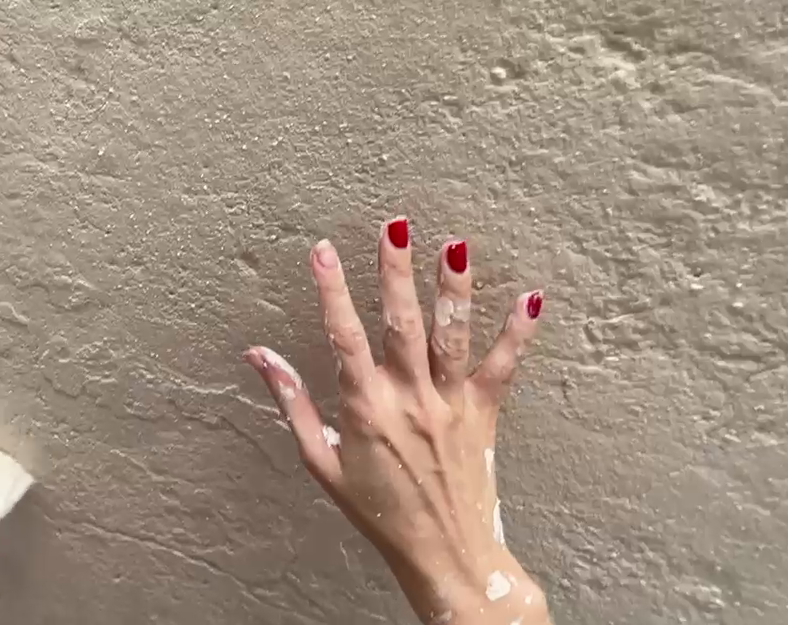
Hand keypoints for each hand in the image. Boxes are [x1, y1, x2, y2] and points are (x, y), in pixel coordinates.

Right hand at [244, 219, 549, 624]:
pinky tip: (529, 299)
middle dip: (396, 271)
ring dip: (453, 290)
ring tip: (453, 246)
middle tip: (395, 225)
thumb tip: (258, 354)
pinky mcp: (485, 416)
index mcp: (365, 408)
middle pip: (402, 324)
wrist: (450, 561)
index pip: (343, 336)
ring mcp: (452, 406)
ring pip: (452, 338)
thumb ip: (292, 401)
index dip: (331, 289)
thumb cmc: (377, 512)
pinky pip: (504, 370)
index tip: (322, 250)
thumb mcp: (321, 461)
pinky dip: (518, 334)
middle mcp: (410, 400)